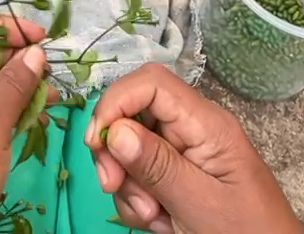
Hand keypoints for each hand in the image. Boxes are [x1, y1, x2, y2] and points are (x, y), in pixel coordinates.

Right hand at [86, 64, 302, 233]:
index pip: (153, 83)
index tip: (96, 142)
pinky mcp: (177, 178)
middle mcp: (192, 129)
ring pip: (132, 148)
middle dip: (117, 151)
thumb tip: (115, 130)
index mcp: (206, 122)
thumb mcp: (201, 206)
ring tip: (154, 219)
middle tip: (112, 186)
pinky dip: (138, 201)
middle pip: (135, 114)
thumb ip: (158, 167)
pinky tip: (158, 223)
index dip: (117, 101)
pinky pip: (140, 176)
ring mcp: (184, 154)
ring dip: (129, 185)